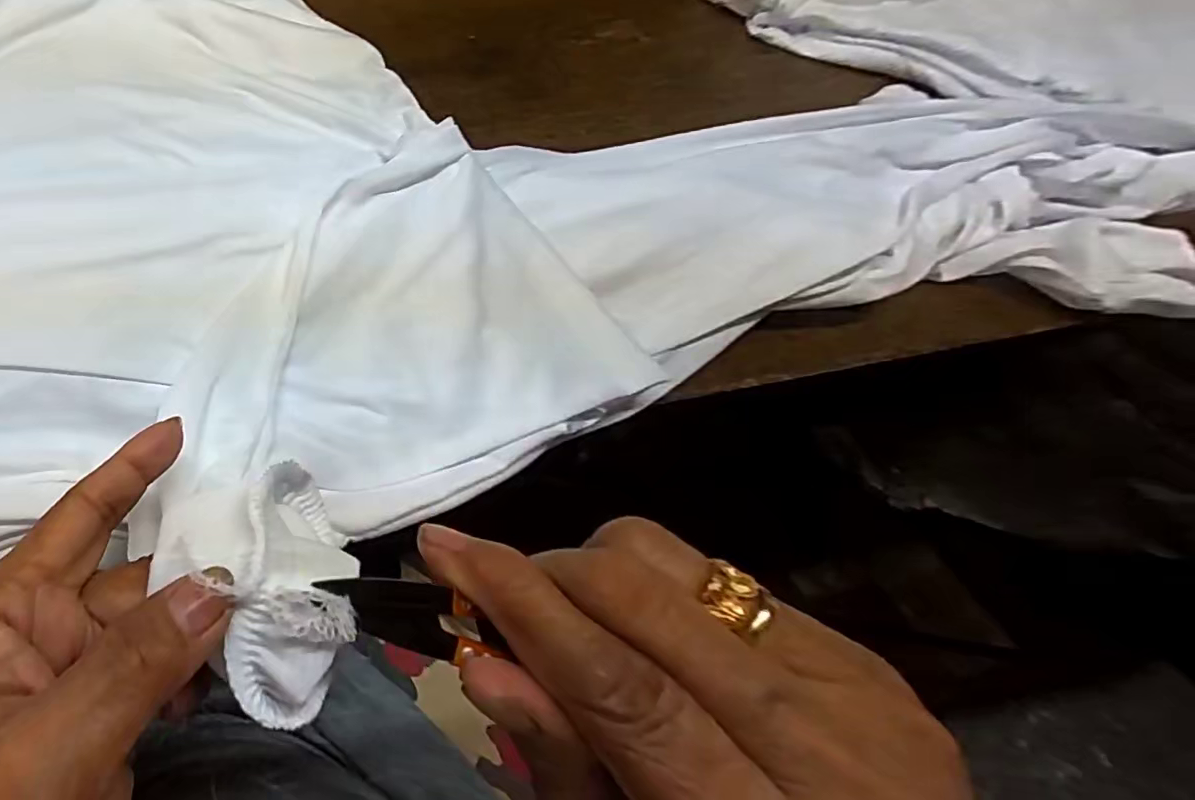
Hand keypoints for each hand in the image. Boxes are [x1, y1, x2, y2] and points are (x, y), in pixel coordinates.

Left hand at [0, 419, 232, 799]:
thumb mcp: (54, 739)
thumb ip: (136, 659)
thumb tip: (216, 580)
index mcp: (11, 607)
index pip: (79, 517)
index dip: (127, 470)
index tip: (177, 431)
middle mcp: (46, 625)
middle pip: (129, 567)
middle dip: (185, 545)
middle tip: (248, 518)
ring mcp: (79, 670)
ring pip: (156, 618)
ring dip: (202, 612)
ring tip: (256, 600)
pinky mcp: (107, 712)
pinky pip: (162, 665)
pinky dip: (195, 663)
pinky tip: (221, 670)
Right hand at [419, 518, 970, 799]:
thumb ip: (558, 757)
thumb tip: (478, 662)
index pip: (619, 683)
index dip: (521, 604)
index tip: (440, 544)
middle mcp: (827, 745)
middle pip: (637, 595)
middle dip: (541, 573)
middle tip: (499, 594)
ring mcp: (853, 688)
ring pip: (667, 555)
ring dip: (591, 571)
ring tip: (578, 619)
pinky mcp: (861, 656)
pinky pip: (711, 571)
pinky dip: (649, 587)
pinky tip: (650, 635)